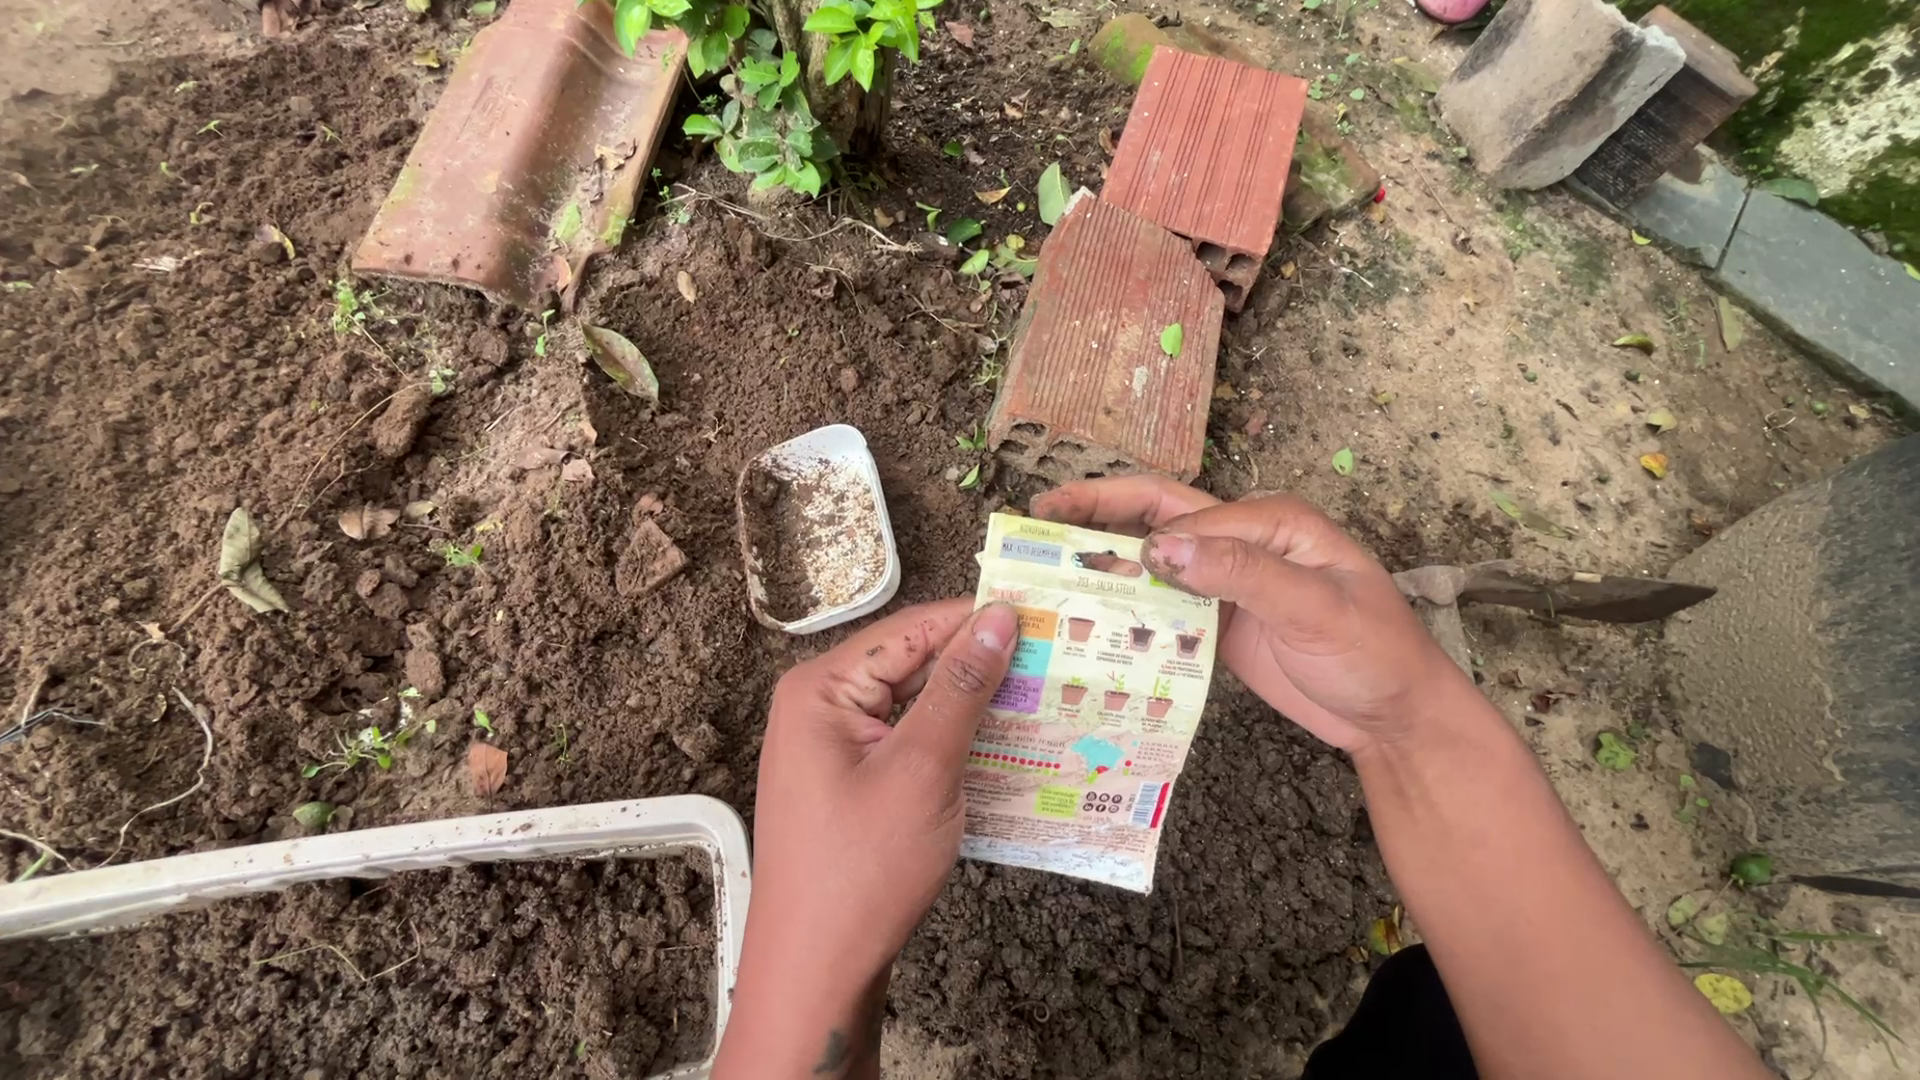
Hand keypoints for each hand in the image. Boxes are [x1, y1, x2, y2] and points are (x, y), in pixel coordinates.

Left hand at [746, 598, 1017, 987]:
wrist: (816, 975)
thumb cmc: (863, 870)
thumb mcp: (921, 768)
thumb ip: (960, 687)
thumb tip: (997, 618)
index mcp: (822, 687)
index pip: (910, 630)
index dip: (974, 619)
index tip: (1039, 615)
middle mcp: (820, 704)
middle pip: (910, 663)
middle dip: (975, 663)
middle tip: (1048, 656)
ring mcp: (832, 744)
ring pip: (912, 702)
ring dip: (968, 703)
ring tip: (1034, 694)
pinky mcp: (850, 778)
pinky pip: (906, 738)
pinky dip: (949, 738)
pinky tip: (997, 741)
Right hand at [1031, 476, 1461, 751]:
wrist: (1393, 717)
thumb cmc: (1373, 654)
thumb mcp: (1314, 608)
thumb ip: (1241, 572)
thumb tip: (1160, 547)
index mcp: (1270, 520)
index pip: (1188, 514)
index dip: (1138, 531)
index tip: (1097, 560)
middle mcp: (1242, 539)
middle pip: (1160, 514)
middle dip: (1100, 509)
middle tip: (1042, 510)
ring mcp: (1227, 579)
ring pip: (1154, 557)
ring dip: (1106, 554)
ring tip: (1052, 559)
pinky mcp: (1217, 618)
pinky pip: (1162, 602)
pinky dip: (1126, 601)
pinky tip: (1091, 610)